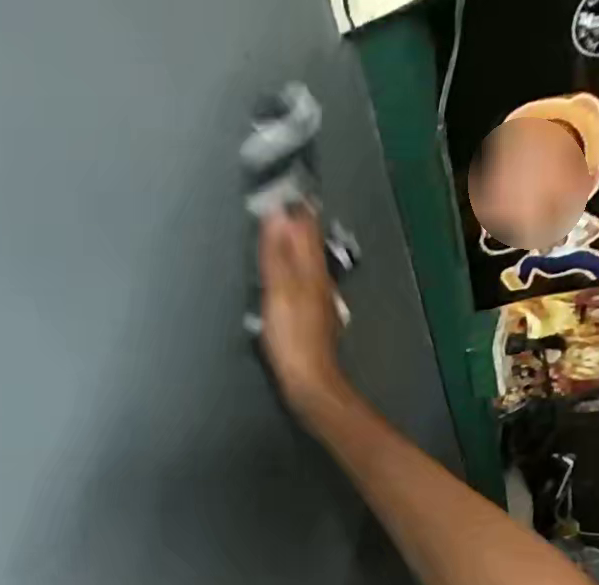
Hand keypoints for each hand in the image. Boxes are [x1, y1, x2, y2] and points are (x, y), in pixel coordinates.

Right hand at [257, 207, 346, 412]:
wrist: (309, 382)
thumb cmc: (293, 340)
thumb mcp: (279, 292)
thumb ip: (277, 254)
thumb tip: (277, 216)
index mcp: (312, 272)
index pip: (308, 229)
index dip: (298, 208)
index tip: (287, 188)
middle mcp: (321, 283)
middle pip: (310, 246)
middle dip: (297, 226)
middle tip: (282, 207)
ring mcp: (319, 303)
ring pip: (309, 266)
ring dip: (296, 249)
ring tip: (281, 237)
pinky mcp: (313, 322)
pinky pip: (305, 287)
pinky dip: (295, 274)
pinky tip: (287, 280)